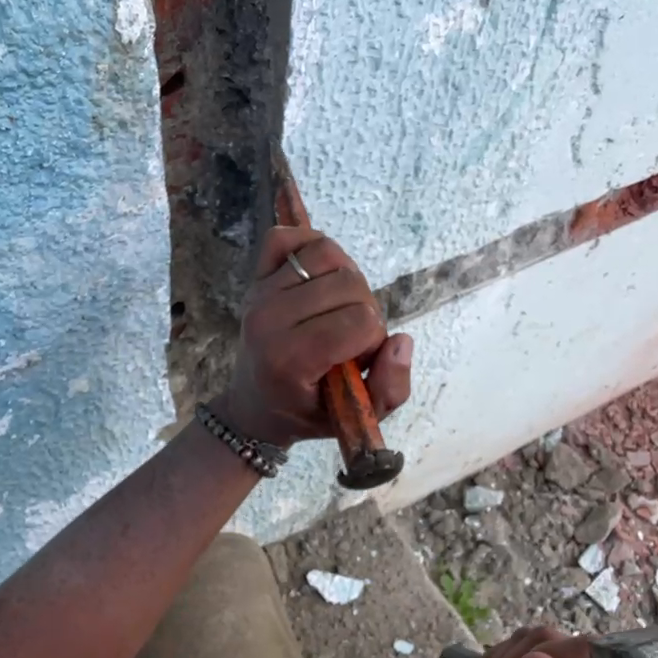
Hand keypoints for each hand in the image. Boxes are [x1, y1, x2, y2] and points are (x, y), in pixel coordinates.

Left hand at [213, 226, 413, 446]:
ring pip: (325, 252)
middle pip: (348, 284)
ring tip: (340, 306)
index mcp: (290, 359)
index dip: (372, 339)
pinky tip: (320, 277)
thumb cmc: (307, 411)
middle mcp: (270, 320)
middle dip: (365, 310)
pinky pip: (286, 237)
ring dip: (346, 276)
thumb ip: (389, 389)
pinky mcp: (255, 277)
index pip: (359, 321)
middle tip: (351, 336)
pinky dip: (311, 247)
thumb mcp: (355, 420)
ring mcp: (260, 294)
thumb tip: (402, 342)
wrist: (255, 404)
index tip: (359, 359)